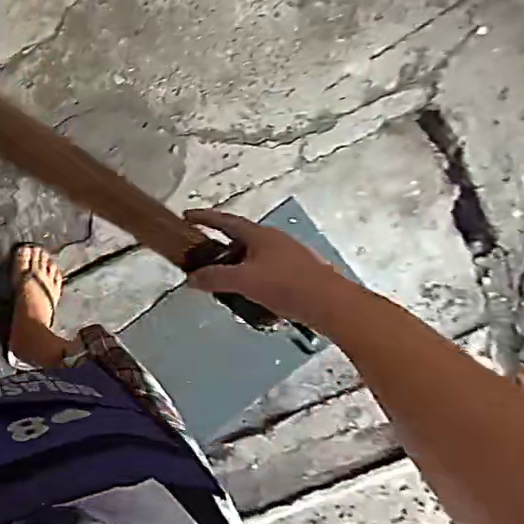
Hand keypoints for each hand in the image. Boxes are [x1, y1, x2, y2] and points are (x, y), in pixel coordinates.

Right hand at [183, 209, 364, 325]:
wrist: (335, 307)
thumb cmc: (287, 286)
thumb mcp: (242, 281)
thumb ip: (214, 278)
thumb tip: (192, 278)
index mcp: (260, 235)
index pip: (226, 221)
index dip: (204, 218)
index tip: (188, 217)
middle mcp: (277, 240)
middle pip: (242, 238)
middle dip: (221, 246)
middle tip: (205, 256)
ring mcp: (292, 256)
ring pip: (257, 255)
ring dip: (239, 263)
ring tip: (227, 279)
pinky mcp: (303, 274)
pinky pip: (270, 269)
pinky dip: (255, 276)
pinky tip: (253, 293)